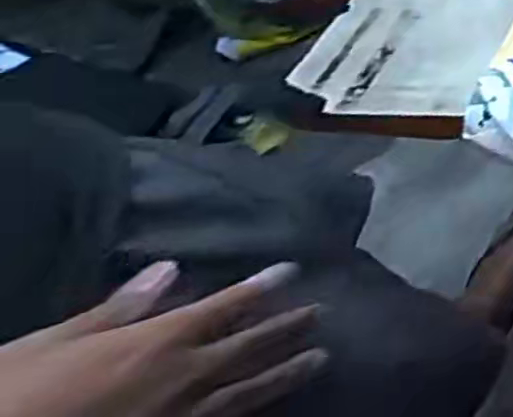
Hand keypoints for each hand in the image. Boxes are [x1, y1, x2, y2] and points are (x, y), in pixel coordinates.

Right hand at [0, 261, 327, 416]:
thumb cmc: (3, 399)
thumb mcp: (47, 348)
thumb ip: (115, 311)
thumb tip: (169, 269)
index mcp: (161, 340)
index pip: (231, 303)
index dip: (264, 285)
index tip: (292, 271)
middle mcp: (184, 373)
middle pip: (253, 343)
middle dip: (290, 325)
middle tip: (323, 313)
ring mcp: (179, 415)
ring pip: (249, 387)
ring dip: (287, 370)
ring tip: (321, 357)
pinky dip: (249, 411)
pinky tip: (268, 406)